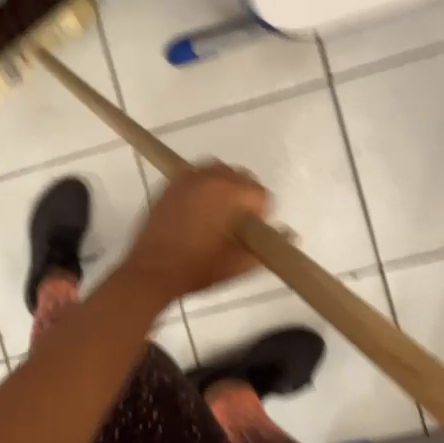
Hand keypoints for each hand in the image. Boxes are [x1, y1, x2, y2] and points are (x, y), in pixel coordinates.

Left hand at [116, 162, 267, 302]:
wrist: (151, 271)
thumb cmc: (198, 268)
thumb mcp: (240, 263)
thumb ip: (270, 246)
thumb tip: (292, 235)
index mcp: (230, 193)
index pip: (260, 193)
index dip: (260, 213)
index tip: (251, 232)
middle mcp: (208, 178)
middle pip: (239, 176)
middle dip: (243, 195)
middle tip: (237, 223)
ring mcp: (184, 179)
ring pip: (215, 171)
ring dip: (223, 186)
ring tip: (218, 214)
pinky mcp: (167, 186)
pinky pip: (192, 176)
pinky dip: (201, 186)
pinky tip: (197, 210)